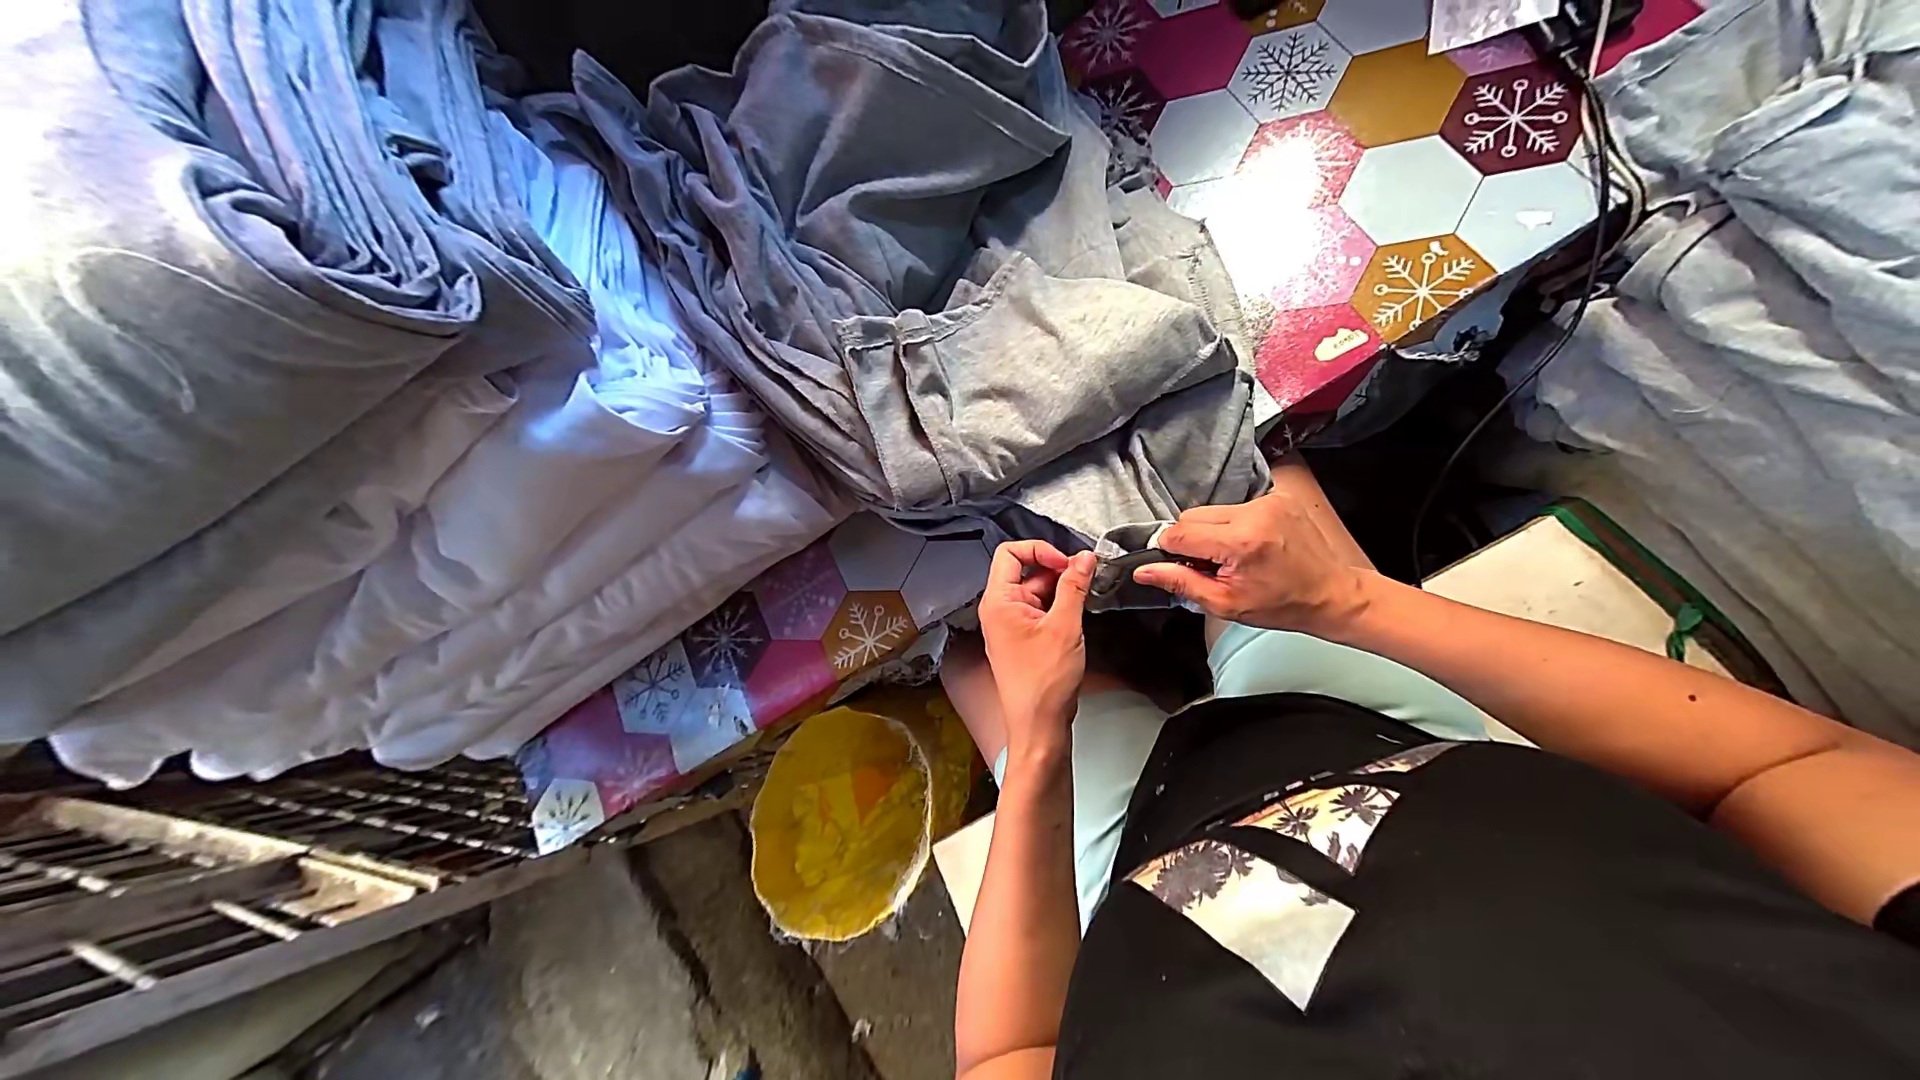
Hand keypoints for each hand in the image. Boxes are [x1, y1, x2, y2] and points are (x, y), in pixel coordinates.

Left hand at [977, 541, 1095, 757]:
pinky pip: (1040, 609)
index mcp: (998, 602)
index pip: (1010, 553)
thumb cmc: (1043, 685)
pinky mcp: (1023, 637)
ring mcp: (1010, 624)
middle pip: (1026, 570)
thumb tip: (1083, 559)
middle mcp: (999, 610)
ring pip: (1036, 590)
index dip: (1040, 550)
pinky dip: (1059, 606)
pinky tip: (1076, 614)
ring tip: (1084, 598)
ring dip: (1060, 589)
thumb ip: (1074, 587)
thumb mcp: (1065, 626)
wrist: (1039, 725)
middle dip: (1056, 570)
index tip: (1066, 562)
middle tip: (1084, 578)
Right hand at [1131, 493, 1372, 633]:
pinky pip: (1234, 507)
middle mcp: (1253, 514)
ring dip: (1211, 531)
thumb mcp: (1225, 603)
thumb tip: (1143, 570)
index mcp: (1240, 542)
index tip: (1179, 566)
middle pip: (1192, 516)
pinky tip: (1249, 545)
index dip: (1170, 551)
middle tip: (1209, 565)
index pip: (1179, 533)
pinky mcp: (1277, 497)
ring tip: (1232, 556)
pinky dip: (1232, 524)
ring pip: (1211, 510)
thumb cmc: (1281, 605)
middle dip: (1191, 540)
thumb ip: (1180, 582)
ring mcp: (1268, 501)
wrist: (1333, 594)